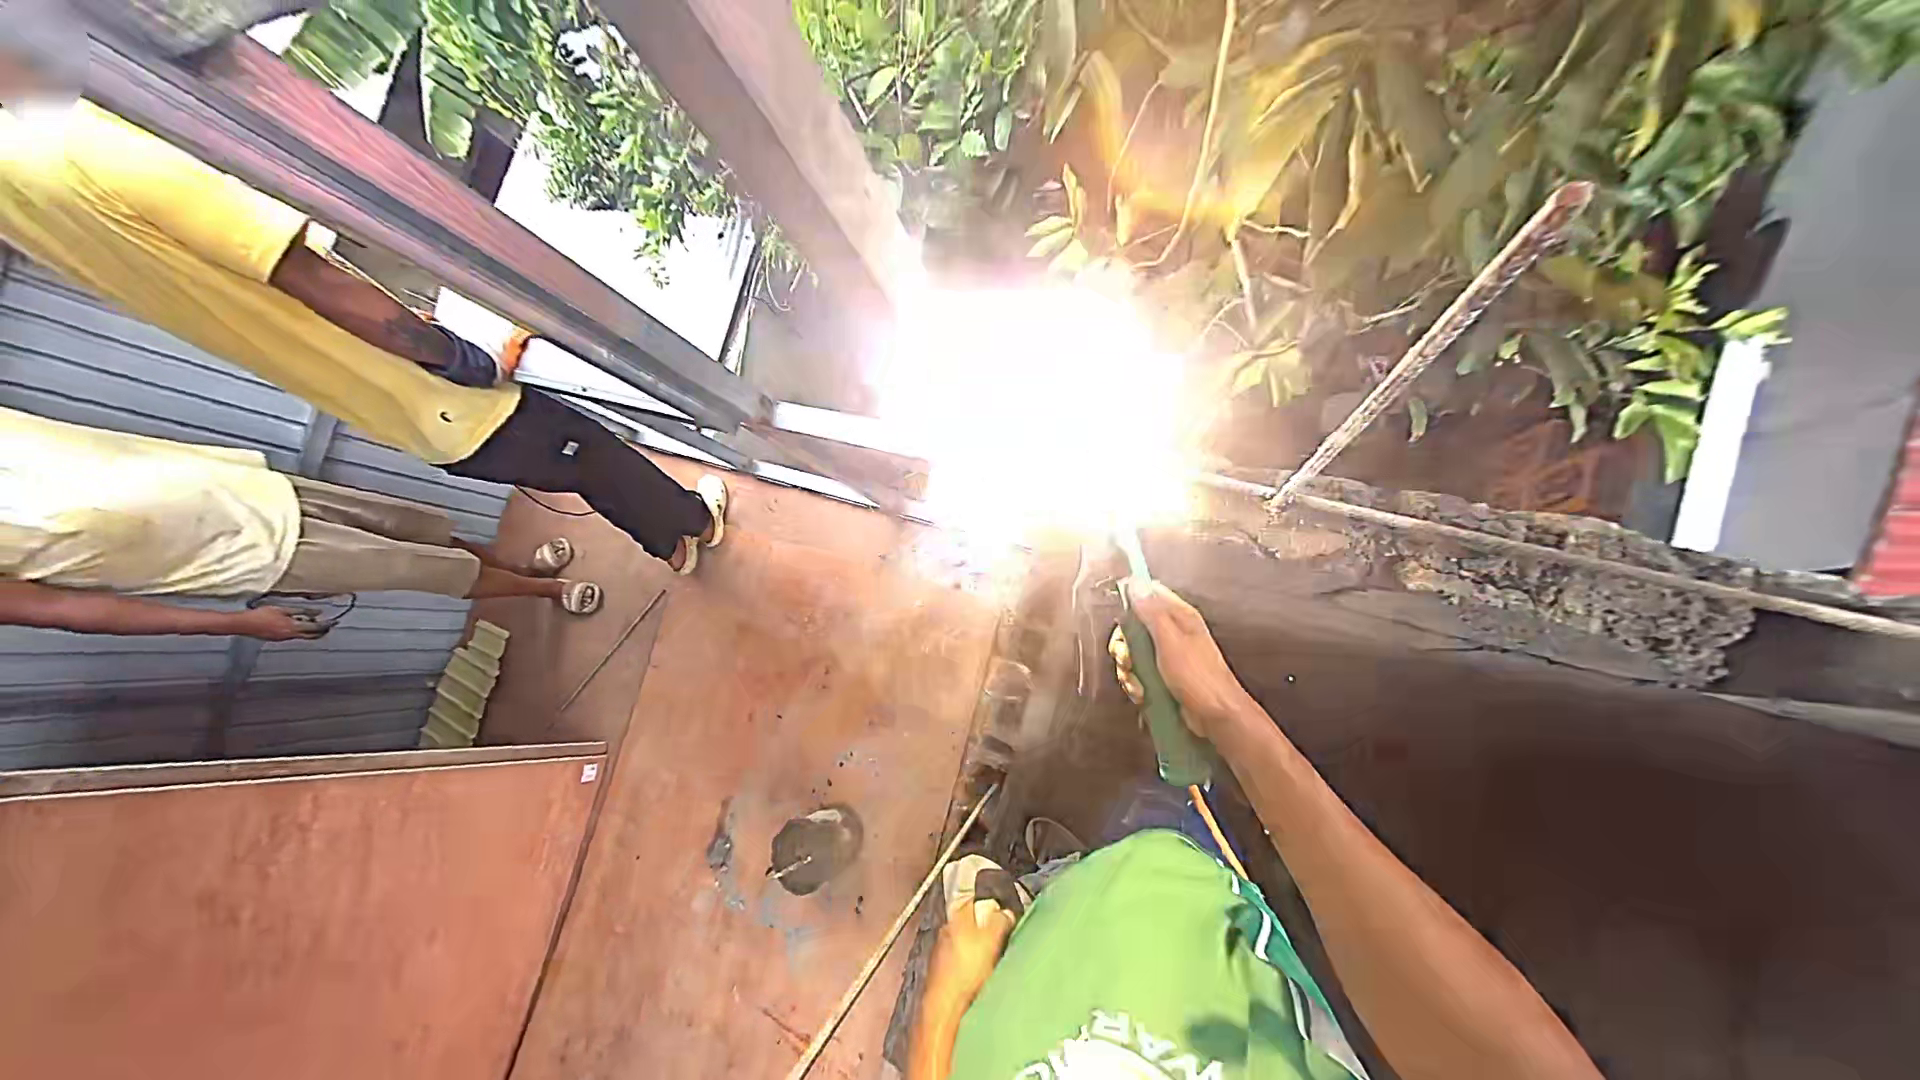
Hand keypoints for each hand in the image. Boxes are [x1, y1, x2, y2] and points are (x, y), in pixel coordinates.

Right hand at [235, 606, 328, 640]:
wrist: (239, 624)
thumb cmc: (260, 614)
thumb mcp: (283, 610)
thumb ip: (302, 612)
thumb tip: (319, 612)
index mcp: (293, 627)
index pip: (316, 628)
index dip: (327, 624)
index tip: (335, 621)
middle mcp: (290, 635)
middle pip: (312, 635)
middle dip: (322, 631)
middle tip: (329, 624)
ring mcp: (283, 639)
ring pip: (303, 636)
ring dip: (311, 630)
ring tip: (311, 621)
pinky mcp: (276, 639)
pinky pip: (293, 636)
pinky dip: (300, 631)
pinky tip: (296, 624)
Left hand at [926, 898, 1016, 1004]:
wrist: (944, 1008)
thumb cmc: (968, 970)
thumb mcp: (992, 940)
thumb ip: (1000, 921)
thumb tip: (1006, 912)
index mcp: (958, 916)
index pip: (977, 901)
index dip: (993, 909)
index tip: (1006, 921)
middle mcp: (947, 928)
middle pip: (972, 922)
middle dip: (987, 930)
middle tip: (1002, 943)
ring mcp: (941, 950)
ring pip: (966, 942)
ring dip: (977, 949)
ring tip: (992, 963)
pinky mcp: (940, 972)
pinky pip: (960, 961)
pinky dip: (969, 965)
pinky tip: (977, 978)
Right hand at [1125, 580, 1255, 738]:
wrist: (1216, 718)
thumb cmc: (1198, 677)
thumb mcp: (1171, 641)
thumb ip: (1151, 612)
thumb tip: (1135, 582)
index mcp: (1179, 616)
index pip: (1149, 594)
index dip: (1131, 602)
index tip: (1121, 620)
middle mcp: (1172, 632)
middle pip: (1134, 626)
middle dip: (1124, 646)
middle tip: (1128, 660)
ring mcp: (1166, 655)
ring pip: (1133, 652)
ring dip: (1128, 669)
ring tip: (1137, 685)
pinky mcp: (1162, 676)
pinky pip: (1139, 672)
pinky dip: (1135, 683)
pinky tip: (1142, 695)